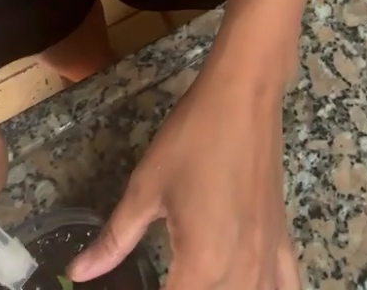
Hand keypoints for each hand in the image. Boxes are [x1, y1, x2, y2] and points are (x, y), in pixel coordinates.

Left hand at [71, 66, 298, 287]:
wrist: (244, 96)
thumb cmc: (193, 138)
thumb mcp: (147, 187)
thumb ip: (115, 238)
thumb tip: (79, 272)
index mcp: (202, 266)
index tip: (134, 282)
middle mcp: (241, 274)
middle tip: (165, 272)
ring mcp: (267, 258)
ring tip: (196, 278)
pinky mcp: (282, 238)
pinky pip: (287, 286)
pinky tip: (252, 286)